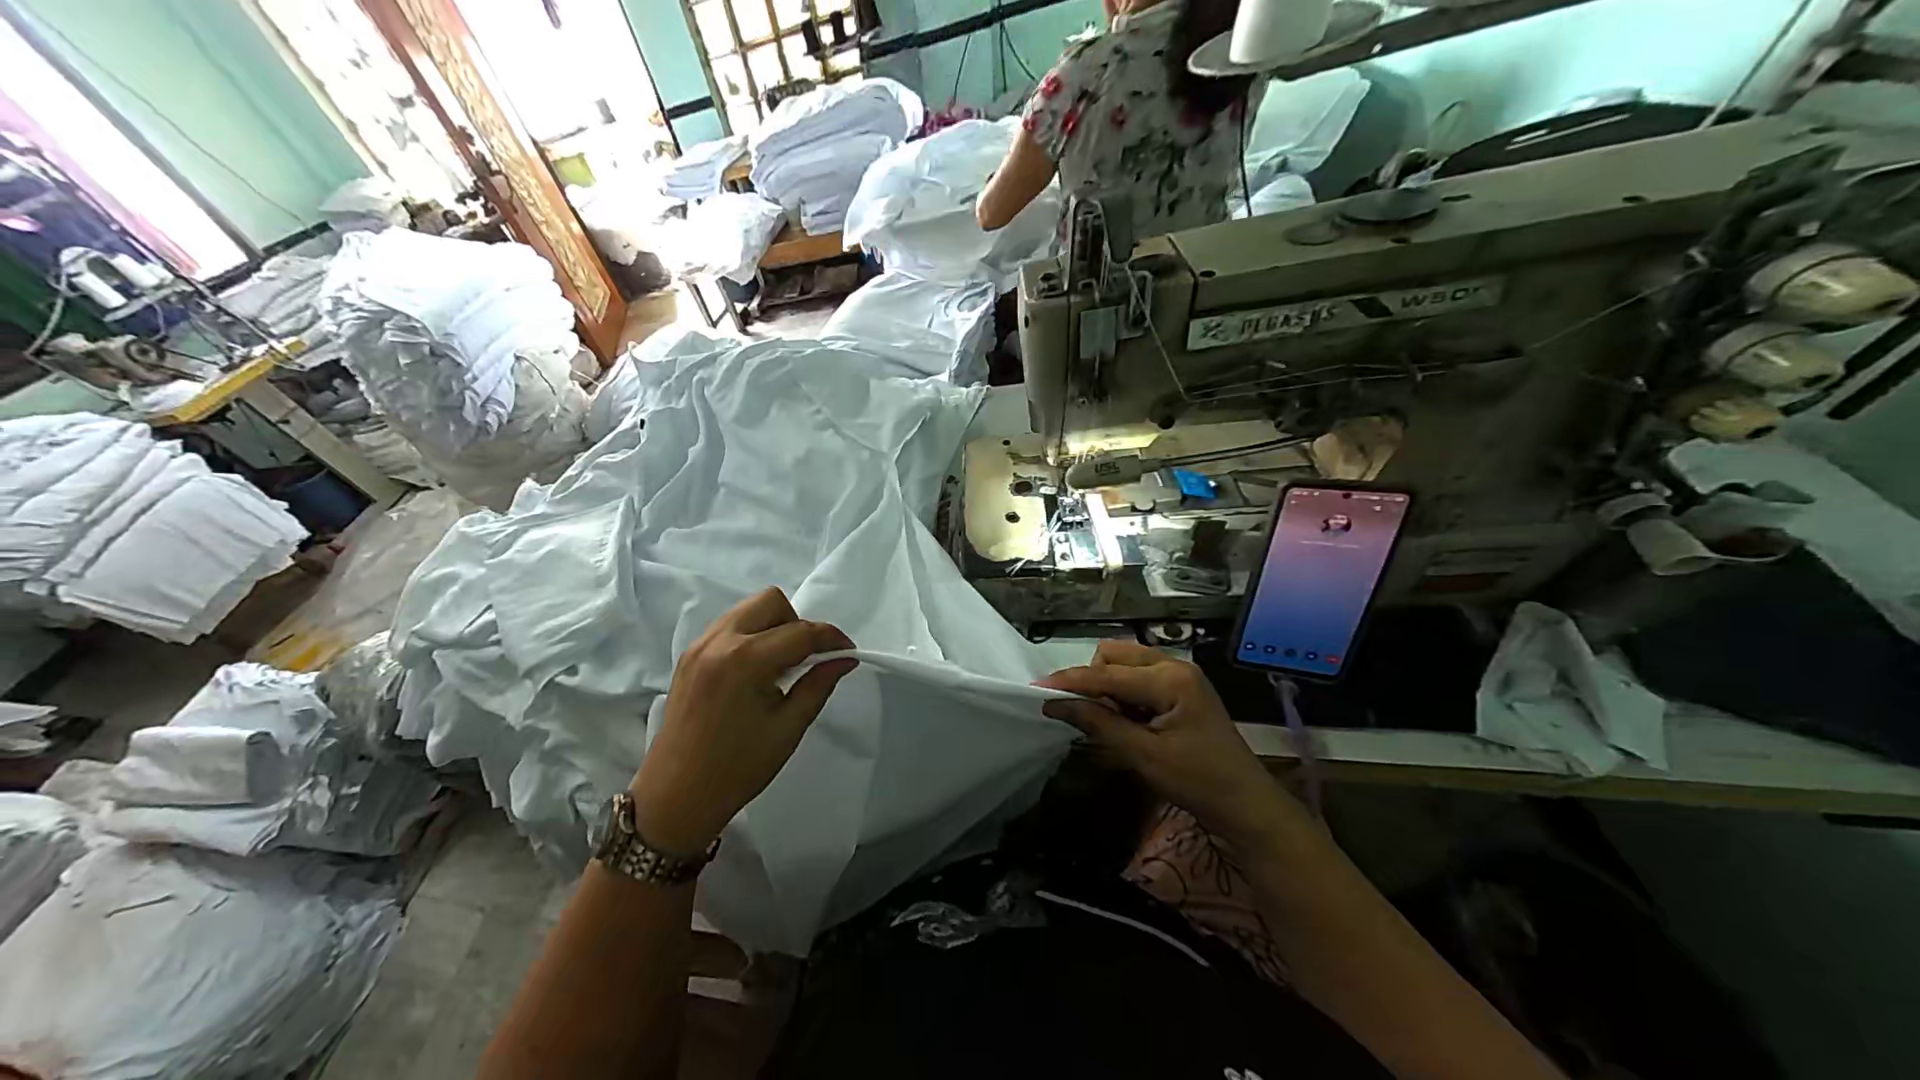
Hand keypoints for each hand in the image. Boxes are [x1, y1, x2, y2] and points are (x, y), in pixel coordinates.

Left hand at [629, 588, 856, 855]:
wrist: (676, 796)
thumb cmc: (737, 768)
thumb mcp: (788, 728)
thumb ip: (818, 685)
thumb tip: (844, 659)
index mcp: (745, 660)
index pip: (801, 632)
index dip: (831, 638)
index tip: (847, 652)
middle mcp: (719, 641)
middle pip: (771, 602)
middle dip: (797, 623)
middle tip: (806, 659)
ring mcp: (699, 645)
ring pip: (748, 609)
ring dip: (773, 626)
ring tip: (781, 665)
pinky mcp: (688, 655)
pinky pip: (729, 626)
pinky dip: (750, 635)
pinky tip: (756, 670)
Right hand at [1039, 641, 1304, 845]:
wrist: (1246, 804)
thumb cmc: (1197, 781)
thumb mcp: (1143, 755)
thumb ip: (1099, 723)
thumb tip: (1055, 704)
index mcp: (1169, 678)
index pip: (1106, 673)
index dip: (1070, 681)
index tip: (1037, 689)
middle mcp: (1175, 665)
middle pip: (1115, 655)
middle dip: (1093, 679)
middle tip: (1085, 715)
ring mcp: (1181, 675)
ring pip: (1126, 663)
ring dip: (1108, 686)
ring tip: (1108, 722)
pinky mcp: (1182, 688)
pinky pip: (1140, 677)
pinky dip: (1124, 693)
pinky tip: (1127, 721)